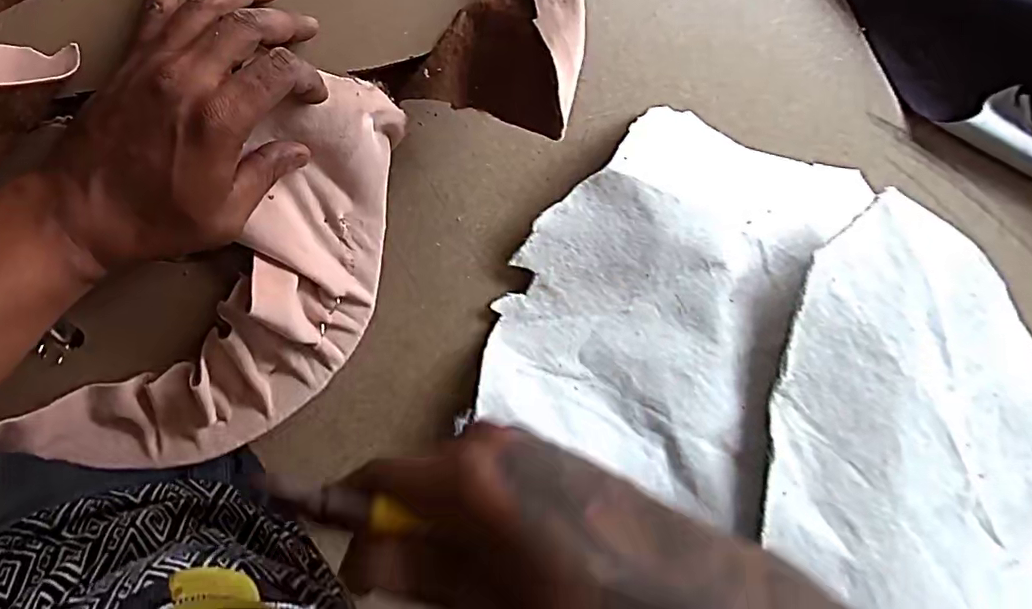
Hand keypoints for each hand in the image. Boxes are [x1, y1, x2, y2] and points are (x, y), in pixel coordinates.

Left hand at [42, 0, 328, 276]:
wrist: (79, 211)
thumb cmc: (151, 220)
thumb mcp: (222, 216)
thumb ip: (265, 175)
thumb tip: (297, 150)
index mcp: (218, 118)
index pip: (278, 73)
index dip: (305, 76)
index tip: (312, 91)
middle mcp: (188, 78)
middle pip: (247, 28)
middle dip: (284, 23)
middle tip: (305, 27)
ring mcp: (156, 62)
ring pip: (208, 7)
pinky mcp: (132, 59)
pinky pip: (154, 7)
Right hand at [340, 423, 845, 608]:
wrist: (719, 601)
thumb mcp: (496, 607)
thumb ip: (419, 579)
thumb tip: (357, 562)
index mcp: (465, 472)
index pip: (372, 478)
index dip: (339, 503)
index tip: (312, 523)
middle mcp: (482, 439)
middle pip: (409, 480)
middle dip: (399, 529)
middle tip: (405, 583)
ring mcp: (515, 439)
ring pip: (446, 481)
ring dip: (440, 526)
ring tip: (474, 580)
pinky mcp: (541, 449)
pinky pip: (483, 477)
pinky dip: (475, 515)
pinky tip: (508, 558)